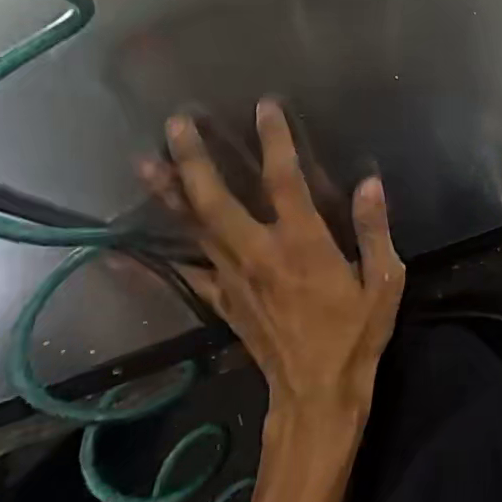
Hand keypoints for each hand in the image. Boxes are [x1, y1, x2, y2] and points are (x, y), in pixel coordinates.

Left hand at [140, 99, 404, 422]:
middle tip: (176, 124)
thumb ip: (374, 230)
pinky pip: (182, 277)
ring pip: (193, 229)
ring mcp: (233, 278)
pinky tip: (117, 249)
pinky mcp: (220, 301)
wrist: (317, 394)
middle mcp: (259, 253)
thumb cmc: (355, 335)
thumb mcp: (384, 281)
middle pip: (217, 200)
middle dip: (195, 159)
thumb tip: (369, 183)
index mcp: (303, 243)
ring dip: (168, 193)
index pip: (284, 180)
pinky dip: (148, 262)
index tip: (264, 106)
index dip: (274, 140)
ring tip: (143, 162)